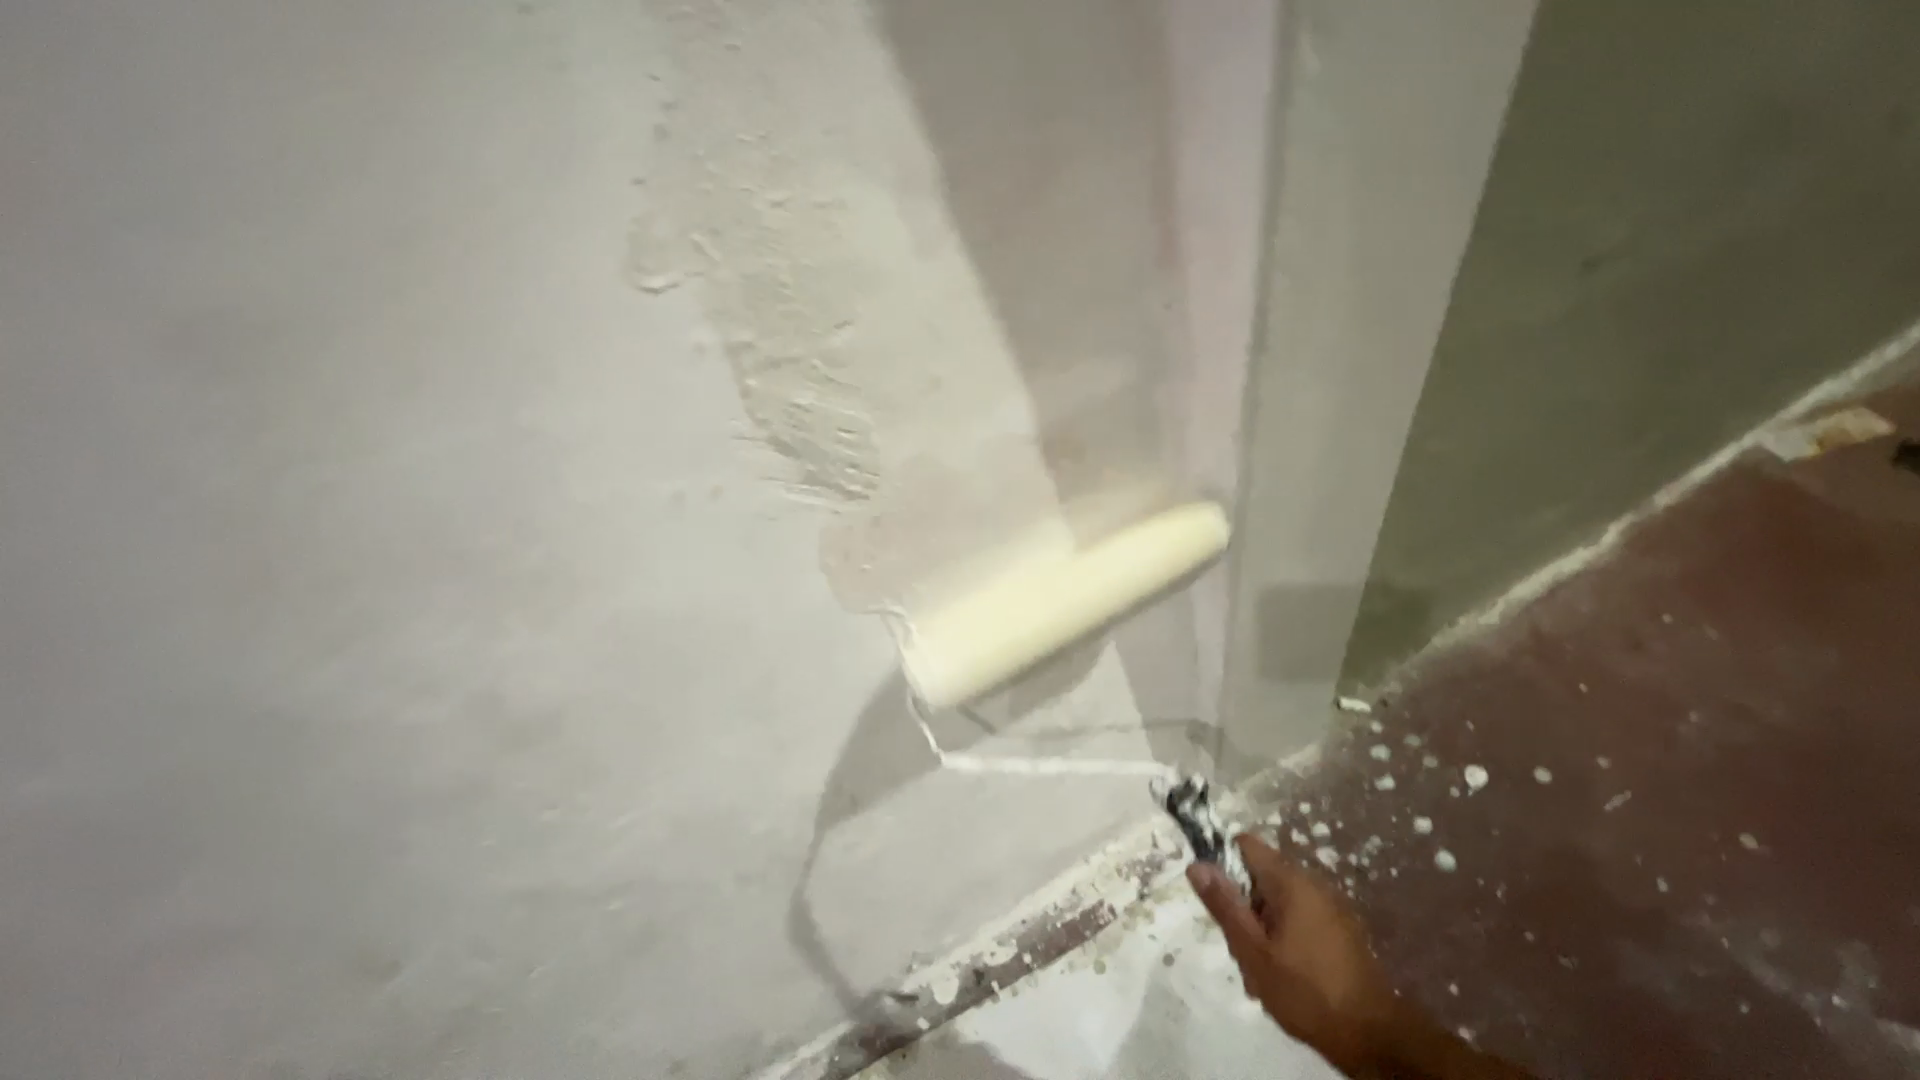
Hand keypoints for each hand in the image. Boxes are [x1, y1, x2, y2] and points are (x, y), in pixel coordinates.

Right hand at [1188, 833, 1400, 1075]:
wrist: (1373, 1036)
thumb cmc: (1306, 992)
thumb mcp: (1252, 951)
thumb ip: (1224, 905)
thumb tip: (1197, 864)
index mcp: (1291, 882)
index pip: (1245, 845)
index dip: (1222, 863)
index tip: (1217, 900)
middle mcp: (1314, 884)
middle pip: (1261, 876)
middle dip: (1243, 907)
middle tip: (1240, 948)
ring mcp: (1331, 907)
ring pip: (1279, 902)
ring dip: (1262, 928)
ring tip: (1259, 971)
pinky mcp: (1341, 930)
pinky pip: (1300, 918)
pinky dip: (1285, 938)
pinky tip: (1284, 974)